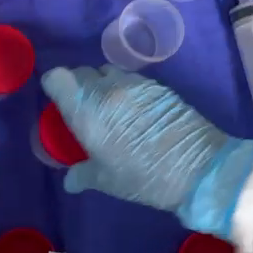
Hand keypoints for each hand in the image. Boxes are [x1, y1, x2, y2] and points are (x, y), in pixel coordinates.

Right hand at [40, 65, 252, 234]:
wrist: (199, 169)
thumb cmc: (143, 176)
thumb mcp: (106, 180)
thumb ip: (82, 174)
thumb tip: (69, 180)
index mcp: (87, 109)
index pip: (57, 77)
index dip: (54, 86)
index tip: (58, 102)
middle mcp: (107, 89)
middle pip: (82, 72)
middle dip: (78, 87)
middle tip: (84, 110)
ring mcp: (135, 84)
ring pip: (109, 73)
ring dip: (104, 85)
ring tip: (110, 108)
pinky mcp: (159, 87)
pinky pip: (133, 80)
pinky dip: (127, 91)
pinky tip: (135, 112)